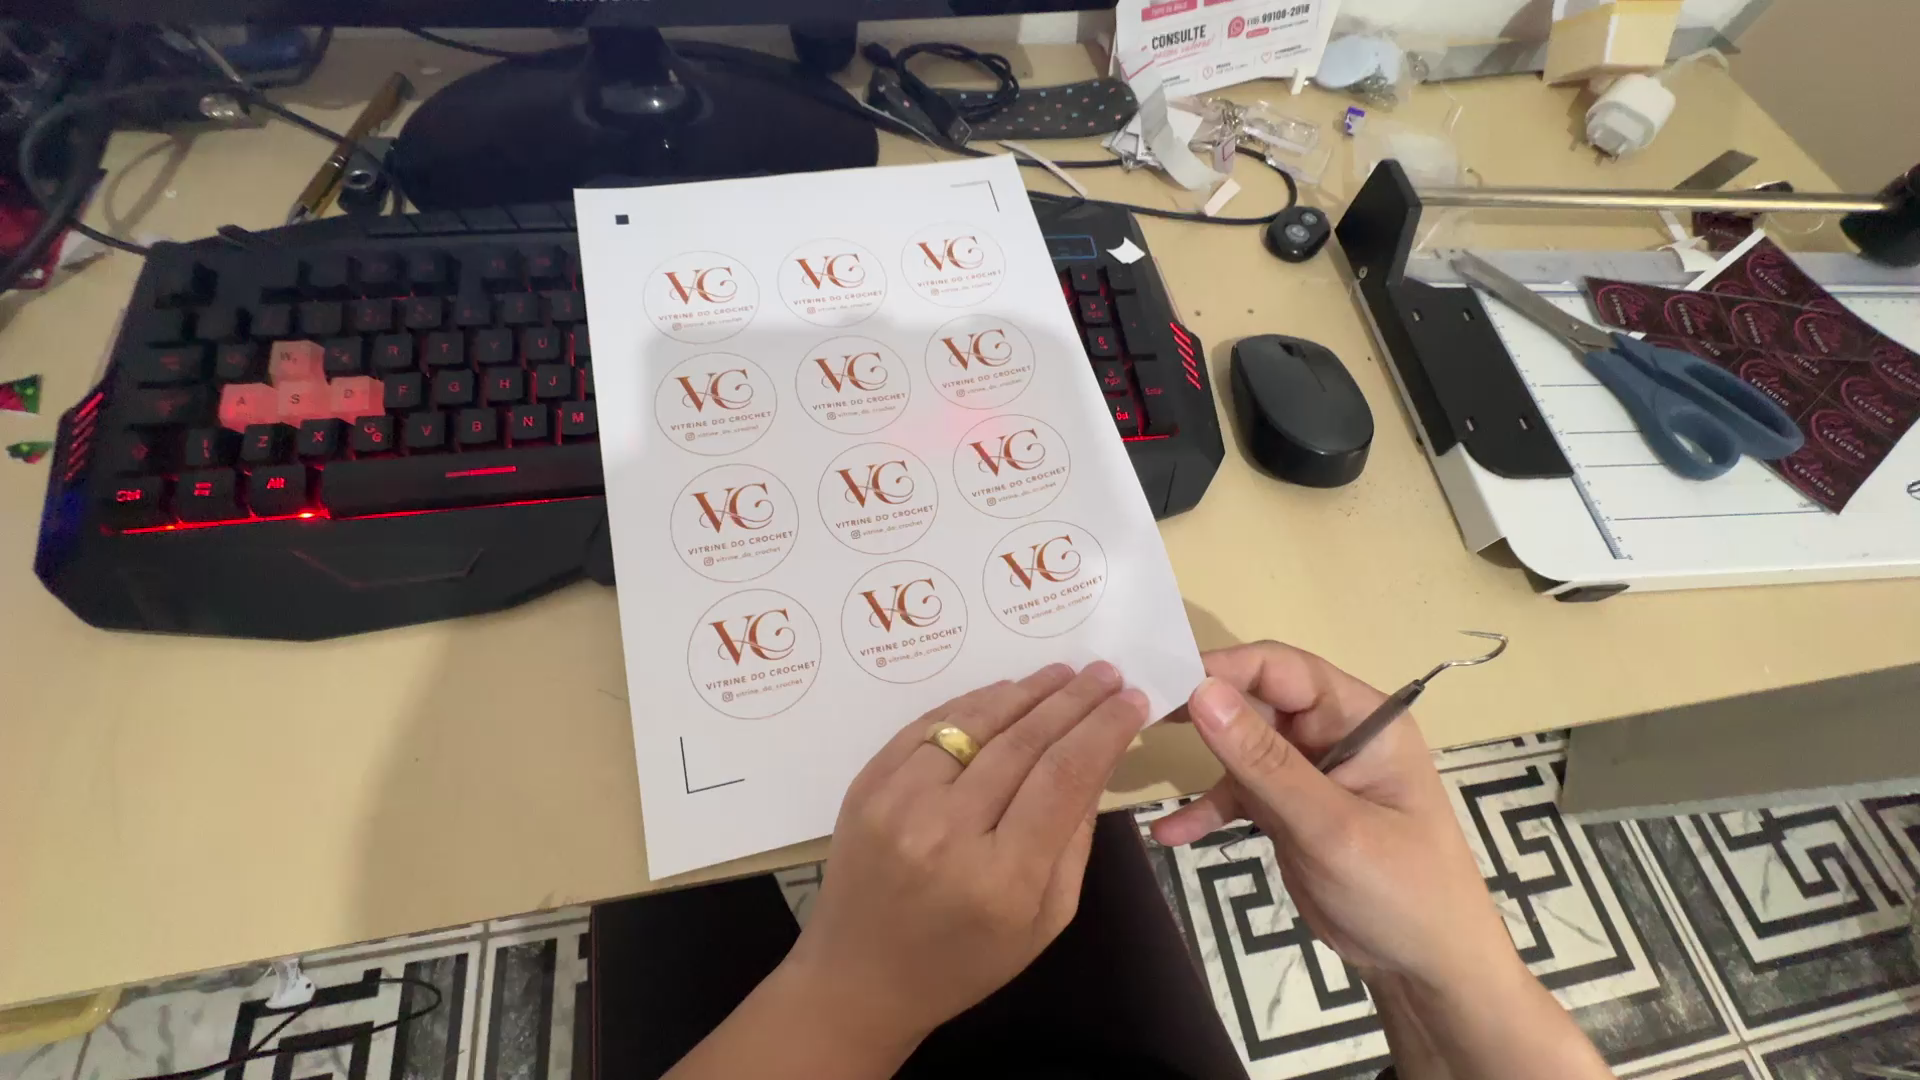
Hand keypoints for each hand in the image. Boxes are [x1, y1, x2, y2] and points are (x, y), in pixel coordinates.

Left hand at [778, 661, 1148, 1048]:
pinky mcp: (869, 782)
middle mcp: (946, 831)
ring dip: (1026, 690)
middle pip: (1024, 742)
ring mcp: (899, 801)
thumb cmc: (965, 958)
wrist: (860, 975)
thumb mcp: (1046, 919)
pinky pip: (931, 723)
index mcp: (1001, 878)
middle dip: (1074, 700)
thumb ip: (1074, 837)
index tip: (1132, 699)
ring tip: (1064, 673)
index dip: (1103, 729)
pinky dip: (975, 701)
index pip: (1064, 776)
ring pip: (976, 722)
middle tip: (1106, 673)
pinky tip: (1007, 690)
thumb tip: (1097, 756)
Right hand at [1150, 642, 1513, 990]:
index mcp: (1359, 718)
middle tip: (1140, 709)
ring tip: (1136, 752)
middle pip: (1254, 698)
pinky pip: (1238, 793)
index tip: (1165, 680)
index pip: (1281, 669)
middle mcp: (1331, 732)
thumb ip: (1263, 760)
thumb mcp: (1330, 825)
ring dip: (1198, 756)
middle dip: (1199, 704)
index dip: (1223, 667)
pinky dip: (1207, 809)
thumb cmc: (1401, 893)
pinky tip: (1169, 832)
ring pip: (1239, 743)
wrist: (1428, 975)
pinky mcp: (1287, 806)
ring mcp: (1307, 769)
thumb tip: (1201, 691)